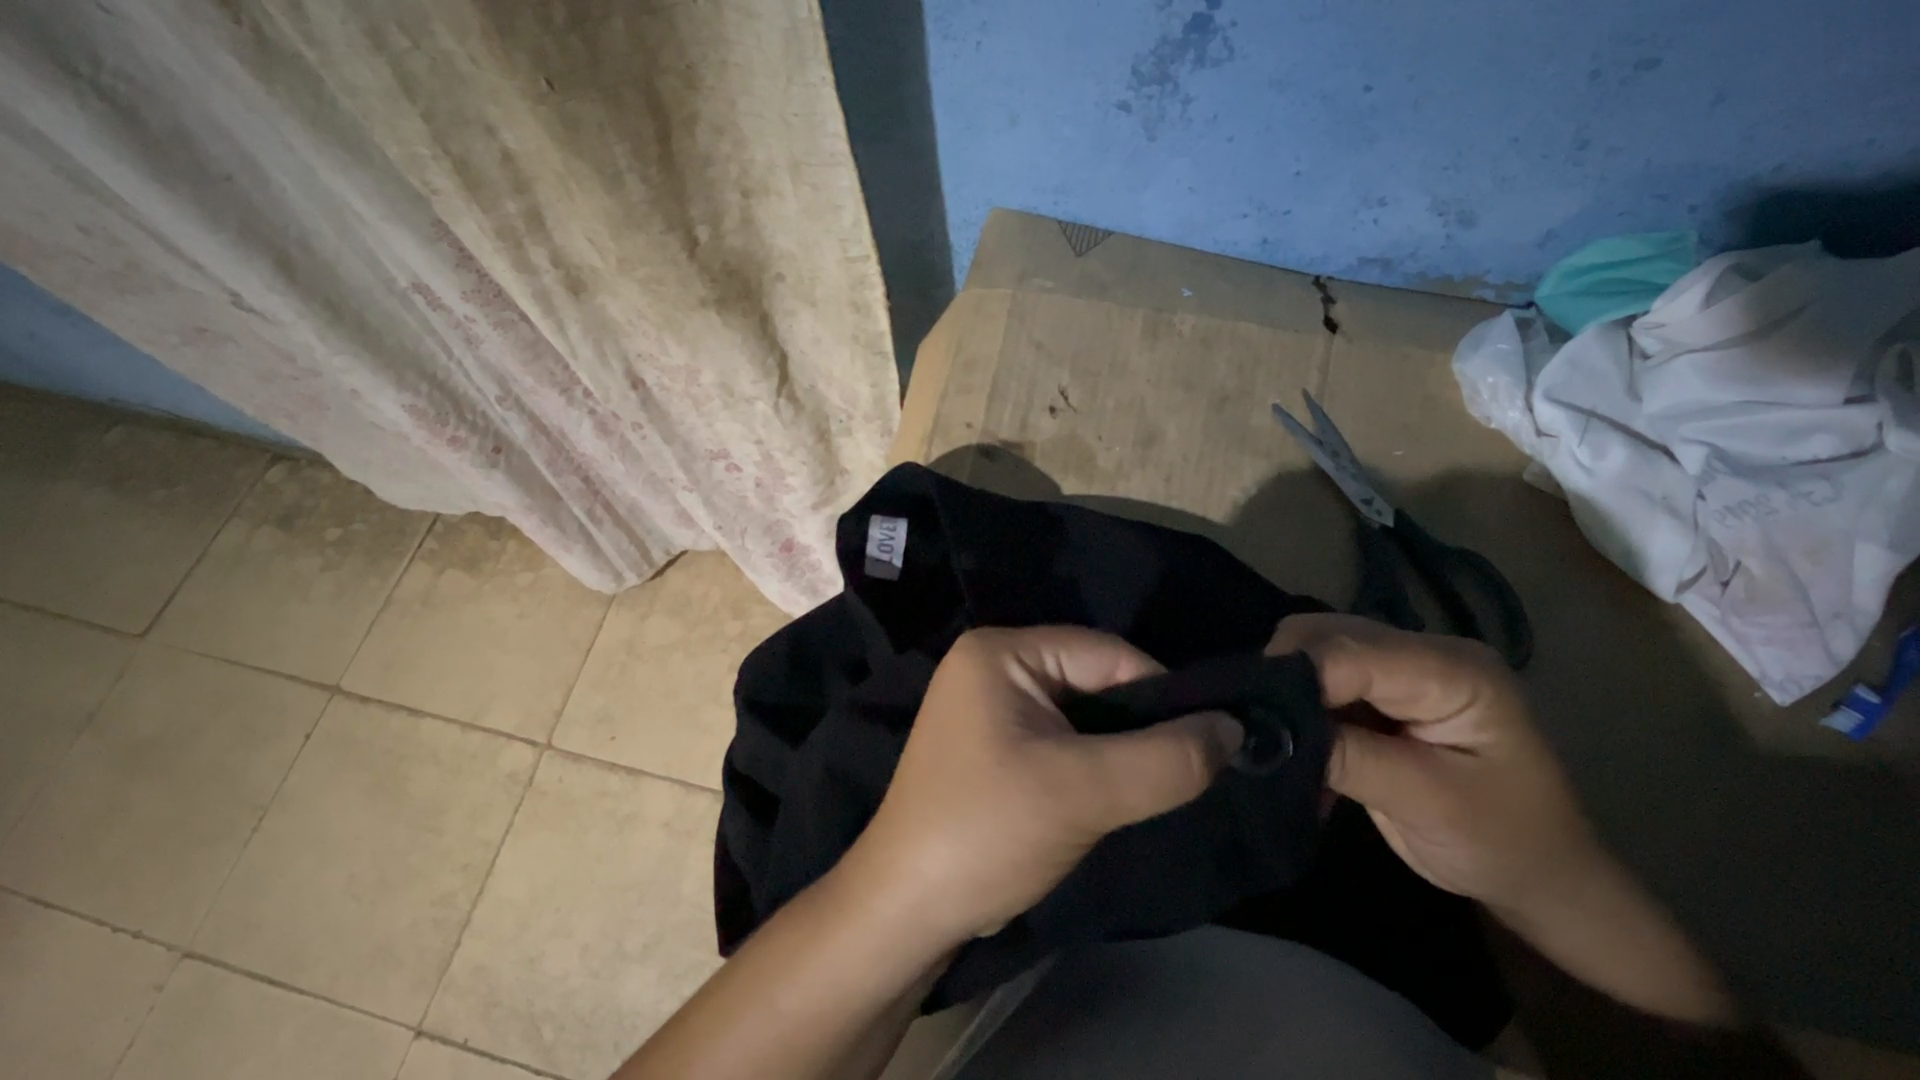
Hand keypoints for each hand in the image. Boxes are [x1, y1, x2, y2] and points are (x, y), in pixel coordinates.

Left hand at [844, 626, 1242, 942]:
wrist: (907, 911)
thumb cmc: (987, 833)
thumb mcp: (1085, 792)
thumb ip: (1168, 758)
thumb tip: (1235, 728)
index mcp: (1001, 652)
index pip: (1108, 654)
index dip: (1163, 696)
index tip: (1211, 742)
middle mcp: (992, 668)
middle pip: (1097, 683)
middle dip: (1143, 729)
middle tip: (1191, 771)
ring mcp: (989, 711)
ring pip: (1085, 719)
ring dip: (1122, 754)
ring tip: (1159, 790)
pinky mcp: (994, 751)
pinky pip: (1064, 744)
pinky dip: (1096, 768)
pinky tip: (1120, 799)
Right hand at [1267, 613, 1606, 914]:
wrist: (1543, 877)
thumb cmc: (1501, 842)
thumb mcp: (1425, 803)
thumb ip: (1349, 757)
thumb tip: (1267, 731)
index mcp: (1453, 671)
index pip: (1351, 651)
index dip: (1294, 675)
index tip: (1246, 717)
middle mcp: (1427, 654)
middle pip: (1329, 637)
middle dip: (1282, 677)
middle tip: (1250, 731)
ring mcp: (1407, 672)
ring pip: (1318, 654)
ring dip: (1288, 694)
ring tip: (1272, 742)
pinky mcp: (1389, 695)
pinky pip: (1326, 681)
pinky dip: (1301, 710)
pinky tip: (1298, 751)